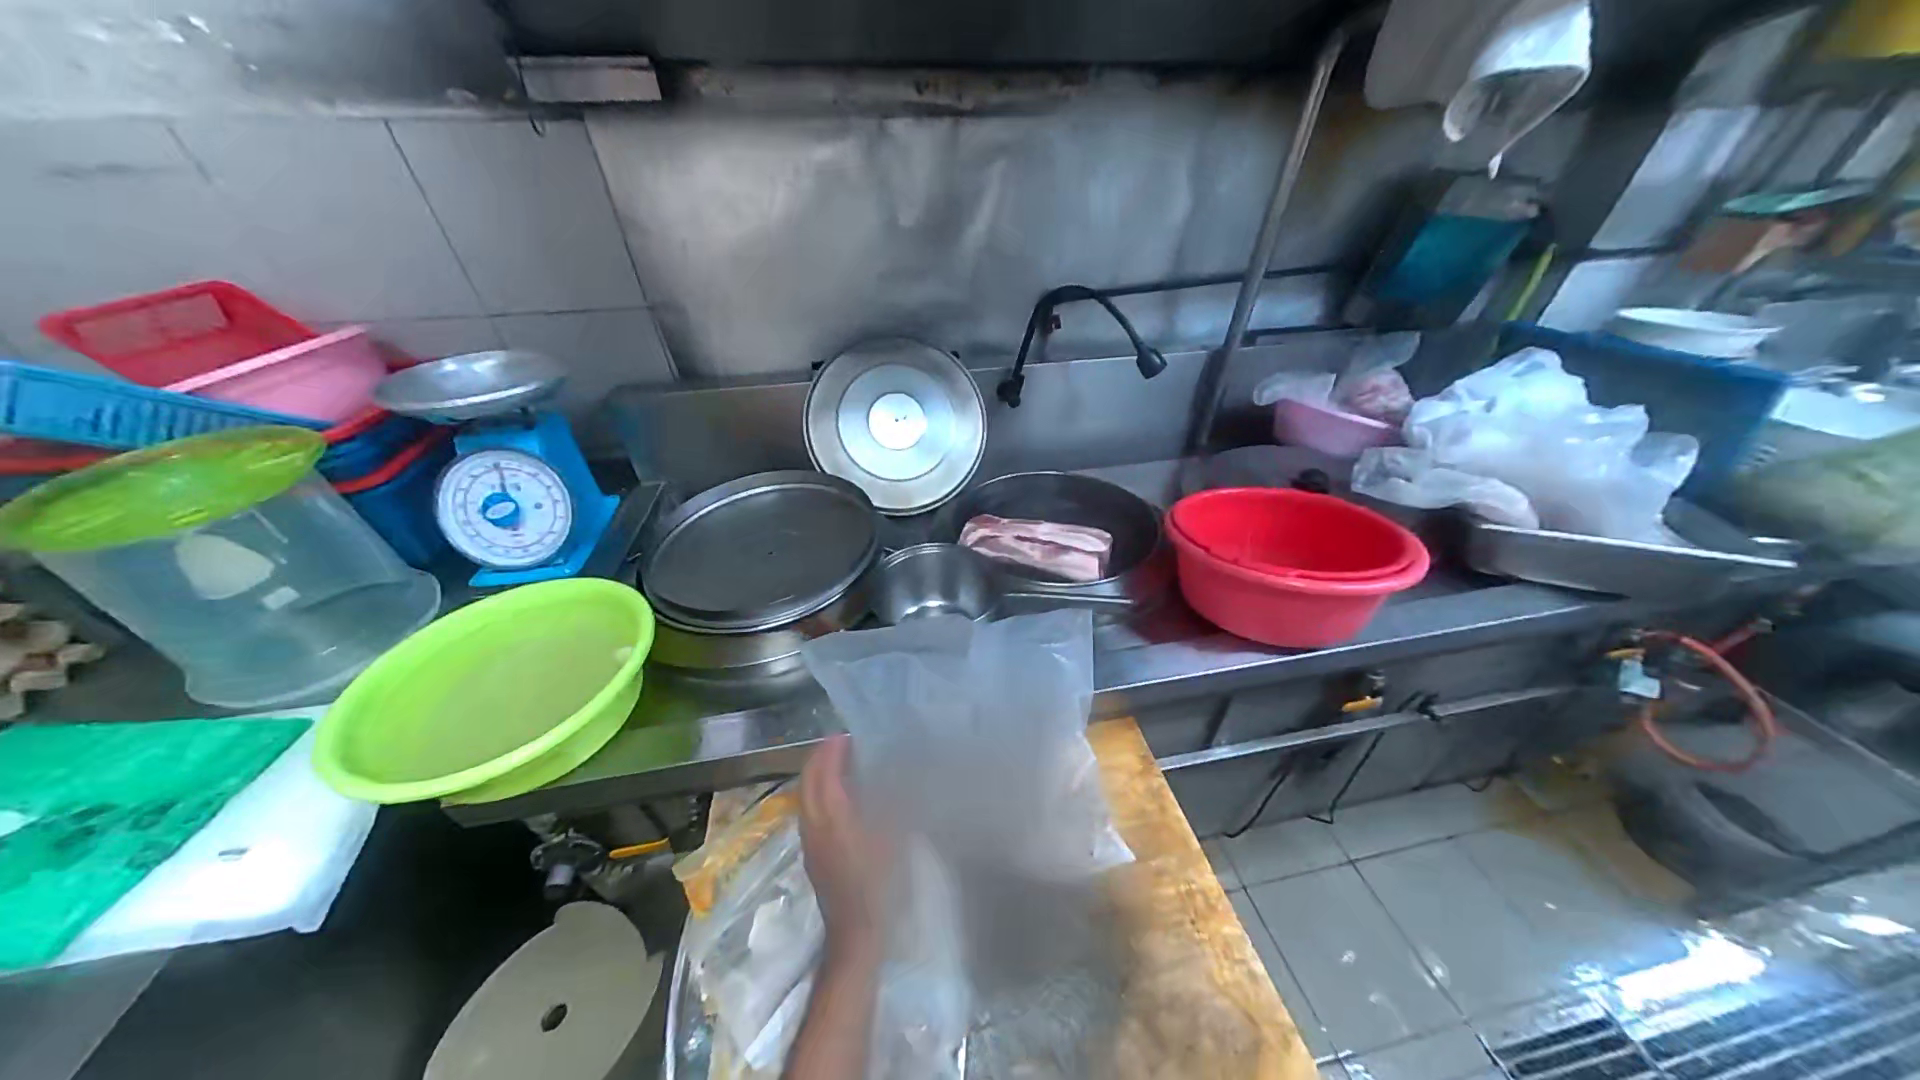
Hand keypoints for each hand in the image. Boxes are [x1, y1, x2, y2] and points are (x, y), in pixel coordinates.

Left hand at [798, 735, 892, 956]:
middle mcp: (814, 826)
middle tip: (843, 744)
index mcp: (833, 819)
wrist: (857, 936)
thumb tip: (897, 775)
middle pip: (807, 782)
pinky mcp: (812, 855)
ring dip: (817, 775)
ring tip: (842, 763)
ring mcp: (810, 842)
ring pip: (805, 797)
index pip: (823, 774)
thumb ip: (892, 805)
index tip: (847, 734)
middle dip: (820, 758)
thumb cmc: (881, 887)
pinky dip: (818, 792)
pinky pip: (809, 811)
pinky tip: (840, 795)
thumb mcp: (894, 841)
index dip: (832, 751)